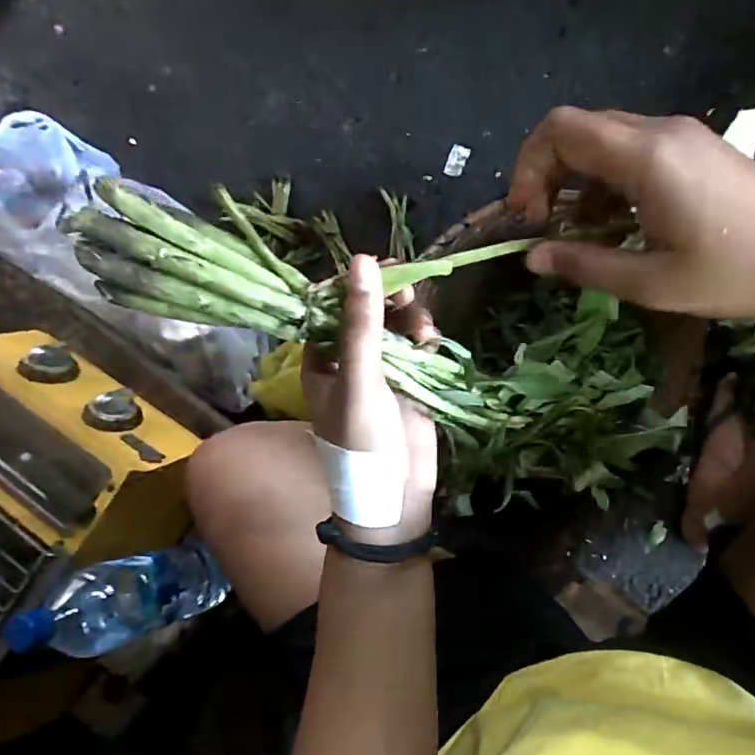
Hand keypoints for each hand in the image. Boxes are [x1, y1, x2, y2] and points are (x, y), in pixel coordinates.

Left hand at [303, 256, 438, 544]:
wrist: (395, 493)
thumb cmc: (363, 439)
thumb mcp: (359, 377)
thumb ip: (362, 322)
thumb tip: (362, 262)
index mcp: (321, 358)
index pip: (331, 306)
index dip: (352, 284)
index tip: (378, 266)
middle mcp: (350, 359)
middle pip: (369, 312)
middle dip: (388, 298)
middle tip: (407, 289)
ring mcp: (383, 371)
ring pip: (397, 327)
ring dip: (410, 319)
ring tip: (423, 327)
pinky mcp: (412, 382)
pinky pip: (419, 348)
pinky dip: (426, 340)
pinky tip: (432, 342)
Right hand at [506, 107, 754, 329]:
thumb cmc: (736, 275)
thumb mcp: (653, 282)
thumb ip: (586, 264)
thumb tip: (533, 256)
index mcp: (646, 156)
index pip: (559, 130)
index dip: (528, 168)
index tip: (528, 218)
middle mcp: (661, 131)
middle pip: (580, 128)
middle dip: (549, 173)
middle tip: (546, 226)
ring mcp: (684, 136)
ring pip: (608, 139)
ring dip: (582, 180)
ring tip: (583, 233)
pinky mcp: (699, 149)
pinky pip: (637, 151)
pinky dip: (612, 180)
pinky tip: (620, 222)